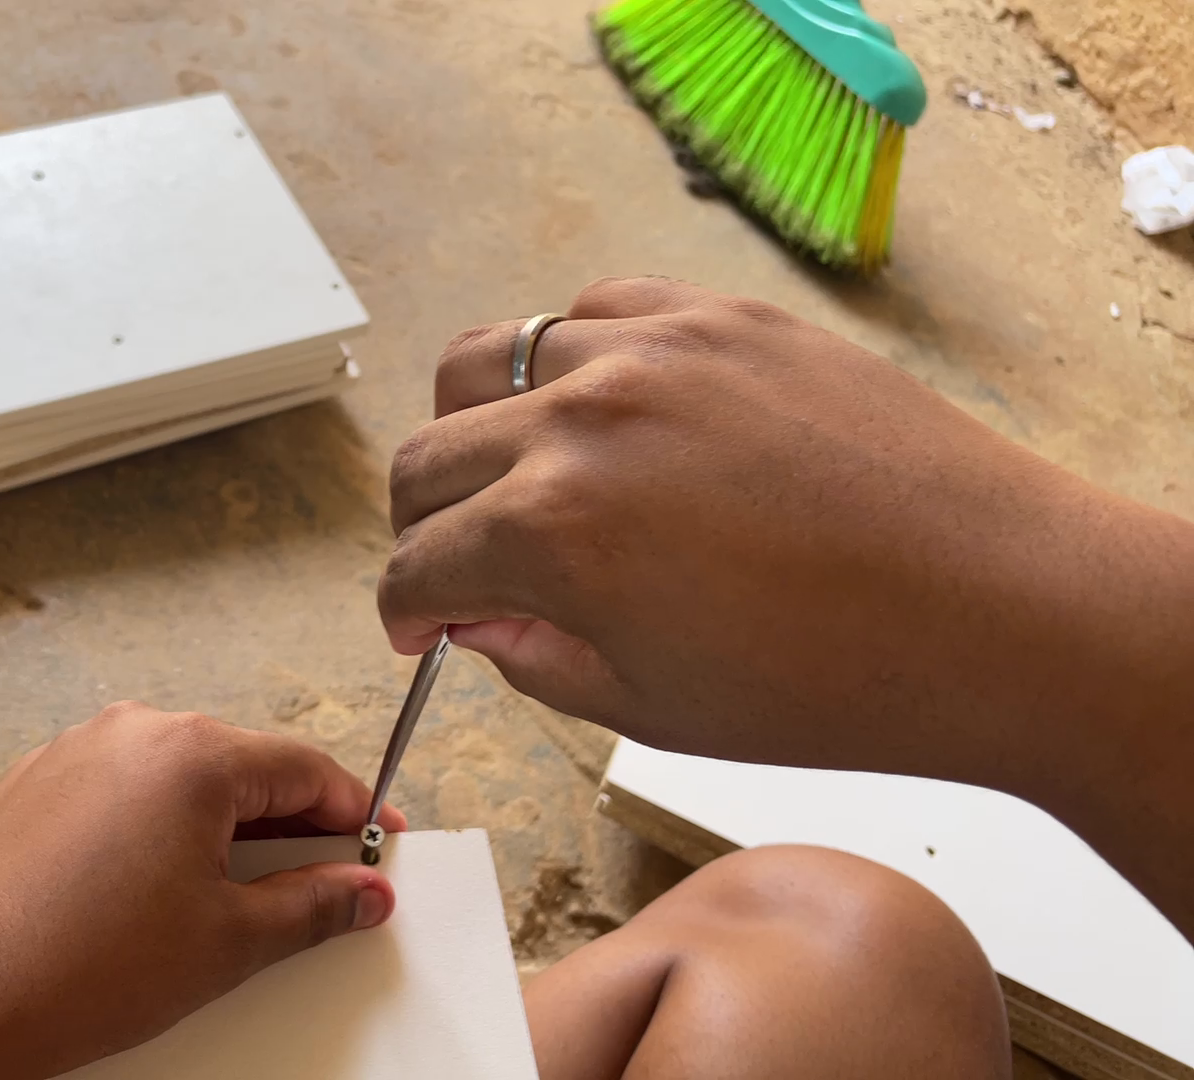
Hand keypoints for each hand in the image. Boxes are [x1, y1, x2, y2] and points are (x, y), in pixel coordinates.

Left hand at [0, 703, 402, 1079]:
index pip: (302, 767)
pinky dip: (163, 817)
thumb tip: (365, 890)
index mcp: (194, 752)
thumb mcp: (227, 941)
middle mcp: (139, 727)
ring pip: (185, 773)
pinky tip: (153, 876)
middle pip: (243, 765)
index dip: (350, 807)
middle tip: (315, 876)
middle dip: (287, 819)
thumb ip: (314, 905)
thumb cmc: (90, 966)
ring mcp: (85, 743)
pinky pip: (130, 781)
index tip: (376, 840)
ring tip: (229, 888)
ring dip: (223, 819)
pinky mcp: (47, 771)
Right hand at [378, 278, 1193, 804]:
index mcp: (552, 532)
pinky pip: (582, 314)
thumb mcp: (634, 703)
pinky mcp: (713, 316)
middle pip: (418, 462)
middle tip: (453, 561)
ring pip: (476, 364)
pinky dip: (557, 368)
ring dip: (466, 433)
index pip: (415, 567)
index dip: (401, 610)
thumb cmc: (822, 683)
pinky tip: (592, 413)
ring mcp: (646, 354)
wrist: (1009, 613)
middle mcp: (577, 424)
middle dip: (416, 529)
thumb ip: (517, 653)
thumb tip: (469, 611)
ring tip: (509, 471)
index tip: (415, 627)